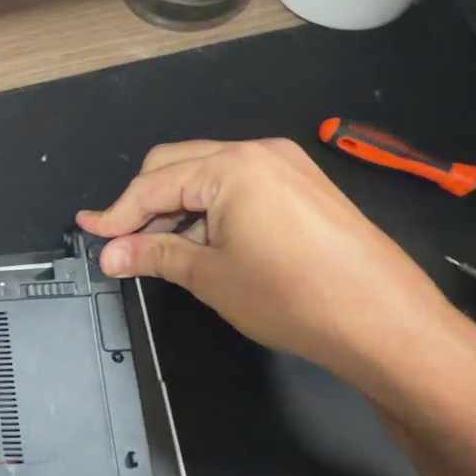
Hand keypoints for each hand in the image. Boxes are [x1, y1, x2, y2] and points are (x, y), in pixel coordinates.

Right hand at [76, 138, 468, 383]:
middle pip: (176, 165)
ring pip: (207, 174)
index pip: (153, 184)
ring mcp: (287, 166)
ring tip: (162, 251)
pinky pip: (238, 185)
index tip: (89, 233)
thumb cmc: (291, 297)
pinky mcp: (304, 187)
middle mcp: (258, 153)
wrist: (387, 323)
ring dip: (176, 207)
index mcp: (232, 167)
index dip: (116, 213)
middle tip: (124, 245)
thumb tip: (108, 254)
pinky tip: (204, 243)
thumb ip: (153, 255)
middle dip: (144, 204)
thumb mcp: (209, 276)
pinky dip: (210, 209)